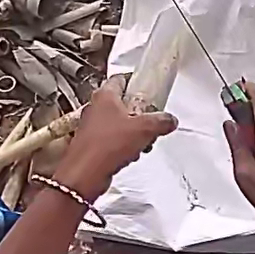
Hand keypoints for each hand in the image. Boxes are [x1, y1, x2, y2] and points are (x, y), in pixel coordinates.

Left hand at [52, 76, 177, 201]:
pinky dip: (123, 145)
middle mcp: (95, 108)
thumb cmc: (105, 146)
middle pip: (122, 103)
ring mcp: (91, 126)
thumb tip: (169, 120)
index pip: (121, 79)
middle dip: (138, 113)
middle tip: (150, 119)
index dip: (135, 81)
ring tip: (143, 141)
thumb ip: (161, 121)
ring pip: (117, 123)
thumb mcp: (144, 129)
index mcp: (105, 96)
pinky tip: (131, 154)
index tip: (147, 86)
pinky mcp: (91, 144)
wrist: (85, 174)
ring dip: (132, 132)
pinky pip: (112, 139)